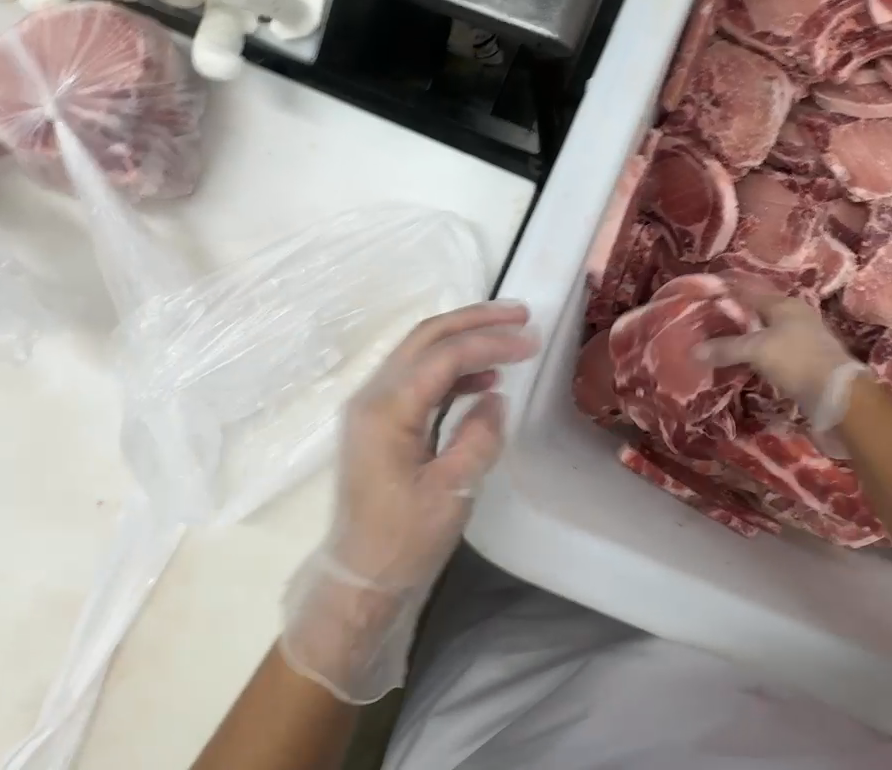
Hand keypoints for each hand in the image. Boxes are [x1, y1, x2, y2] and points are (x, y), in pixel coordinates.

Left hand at [280, 300, 538, 703]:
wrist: (358, 579)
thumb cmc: (403, 541)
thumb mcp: (452, 493)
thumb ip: (479, 437)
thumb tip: (494, 397)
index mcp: (386, 410)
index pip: (444, 355)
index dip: (491, 342)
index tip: (533, 340)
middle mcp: (372, 396)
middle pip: (426, 337)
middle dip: (475, 320)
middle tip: (521, 314)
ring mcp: (371, 407)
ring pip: (420, 351)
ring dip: (464, 339)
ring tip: (510, 337)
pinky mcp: (378, 421)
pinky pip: (417, 377)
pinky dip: (452, 369)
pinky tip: (484, 379)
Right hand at [697, 287, 863, 430]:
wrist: (838, 395)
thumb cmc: (797, 360)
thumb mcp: (757, 350)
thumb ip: (726, 348)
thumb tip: (694, 350)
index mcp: (784, 304)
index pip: (748, 290)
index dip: (726, 291)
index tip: (703, 295)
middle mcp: (794, 316)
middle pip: (757, 311)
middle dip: (734, 315)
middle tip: (707, 321)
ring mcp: (802, 338)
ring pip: (765, 331)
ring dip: (745, 336)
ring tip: (720, 342)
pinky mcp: (804, 359)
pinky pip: (772, 350)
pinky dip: (756, 353)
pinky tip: (742, 361)